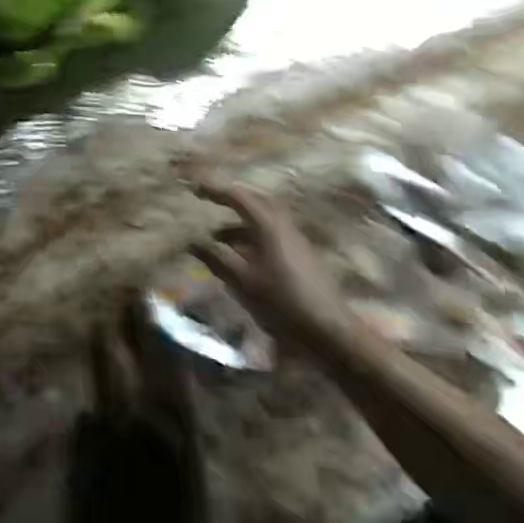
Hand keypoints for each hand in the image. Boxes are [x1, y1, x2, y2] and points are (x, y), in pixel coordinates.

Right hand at [193, 182, 351, 347]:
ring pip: (264, 220)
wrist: (331, 334)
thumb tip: (191, 241)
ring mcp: (296, 243)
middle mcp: (285, 228)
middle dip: (230, 200)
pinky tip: (239, 254)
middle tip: (207, 202)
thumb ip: (215, 257)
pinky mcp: (302, 258)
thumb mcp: (241, 281)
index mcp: (269, 227)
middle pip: (256, 203)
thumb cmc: (282, 302)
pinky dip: (250, 236)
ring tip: (215, 234)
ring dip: (239, 221)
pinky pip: (271, 235)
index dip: (214, 190)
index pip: (239, 197)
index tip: (193, 188)